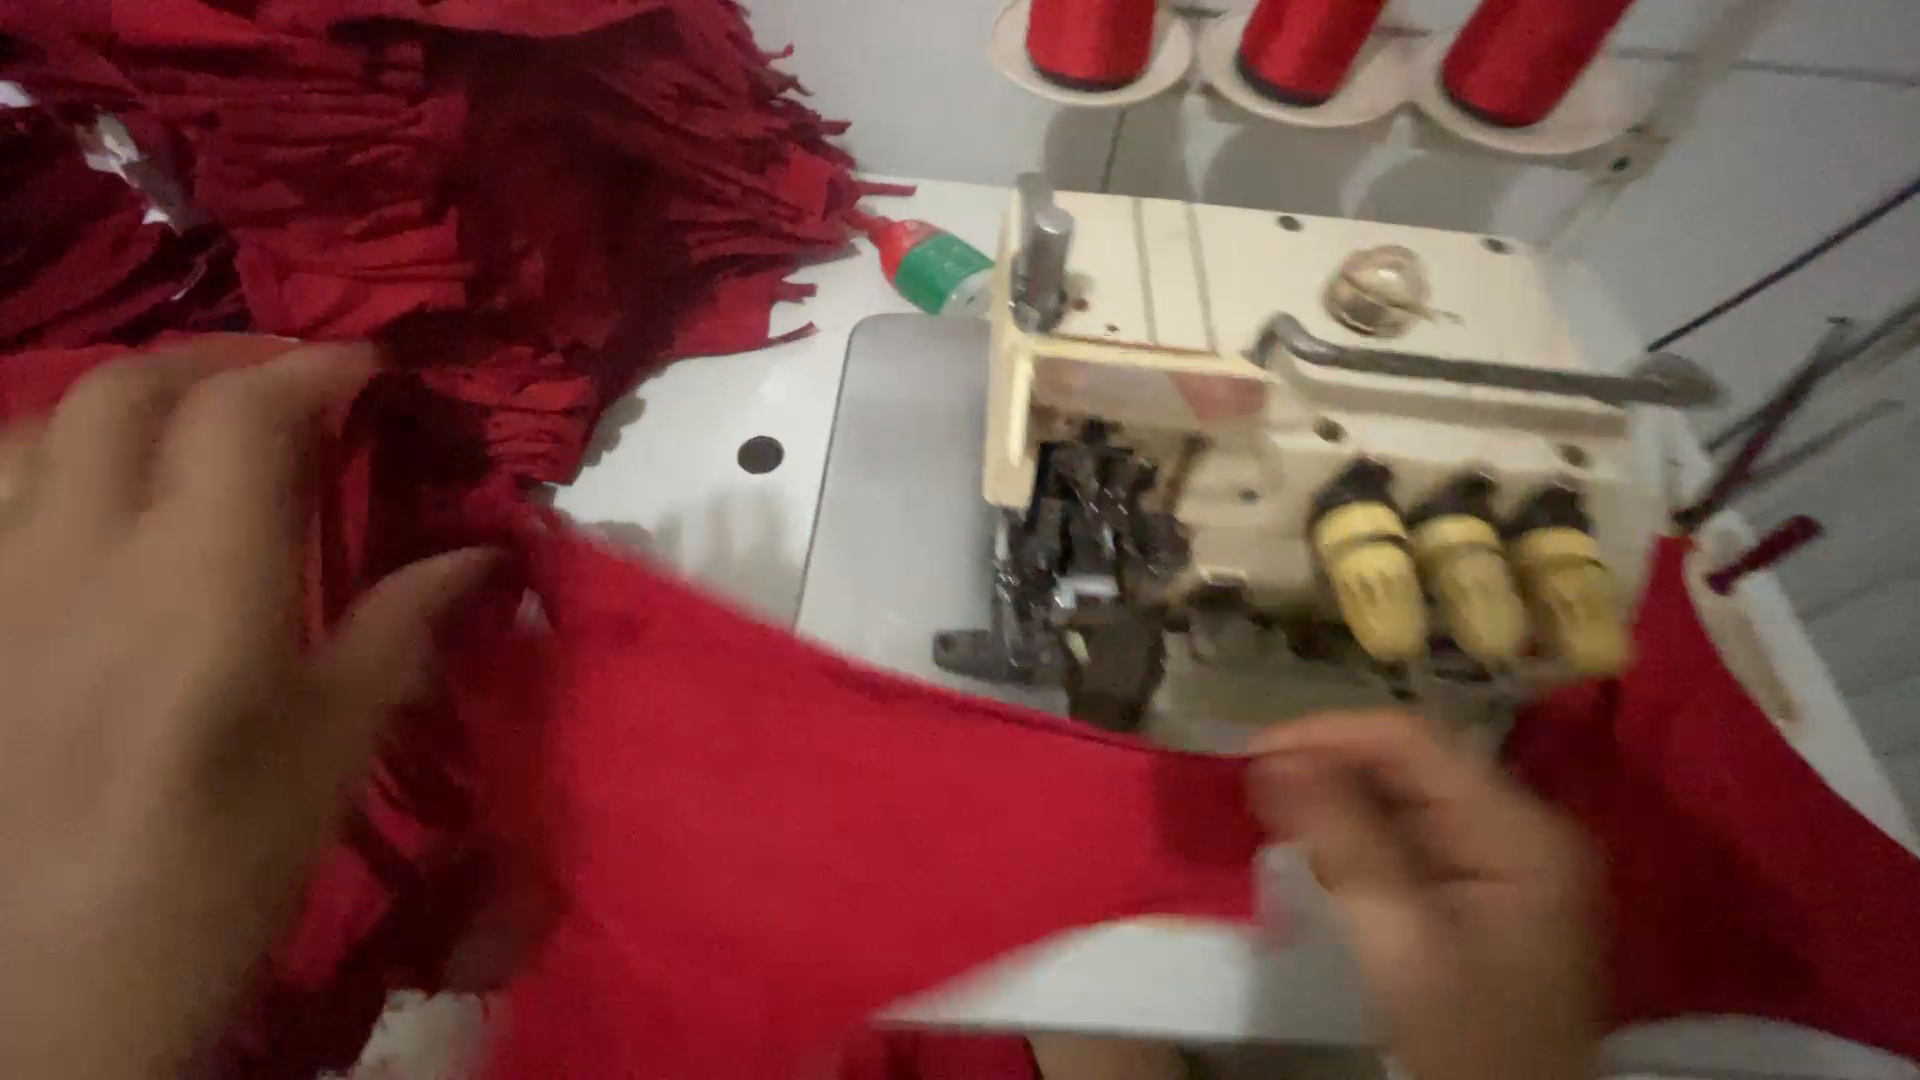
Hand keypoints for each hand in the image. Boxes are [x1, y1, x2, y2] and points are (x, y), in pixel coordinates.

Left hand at [0, 339, 492, 1079]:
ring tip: (221, 416)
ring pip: (39, 422)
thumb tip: (485, 549)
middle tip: (309, 373)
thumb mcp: (347, 735)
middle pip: (126, 390)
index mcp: (199, 591)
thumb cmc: (234, 851)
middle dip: (228, 354)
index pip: (243, 419)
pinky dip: (70, 450)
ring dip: (144, 392)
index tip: (379, 367)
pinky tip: (122, 487)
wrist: (52, 973)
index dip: (315, 369)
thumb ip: (405, 619)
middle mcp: (78, 562)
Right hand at [1250, 711, 1599, 1079]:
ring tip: (1287, 826)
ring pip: (1398, 788)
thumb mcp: (1396, 934)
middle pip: (1405, 759)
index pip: (1409, 739)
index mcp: (1516, 829)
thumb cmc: (1464, 1036)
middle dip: (1327, 766)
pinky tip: (1327, 859)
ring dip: (1335, 798)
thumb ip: (1339, 836)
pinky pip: (1402, 823)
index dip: (1327, 733)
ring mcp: (1499, 847)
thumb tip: (1272, 757)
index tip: (1254, 753)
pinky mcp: (1476, 873)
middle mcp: (1515, 822)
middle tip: (1259, 787)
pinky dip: (1353, 829)